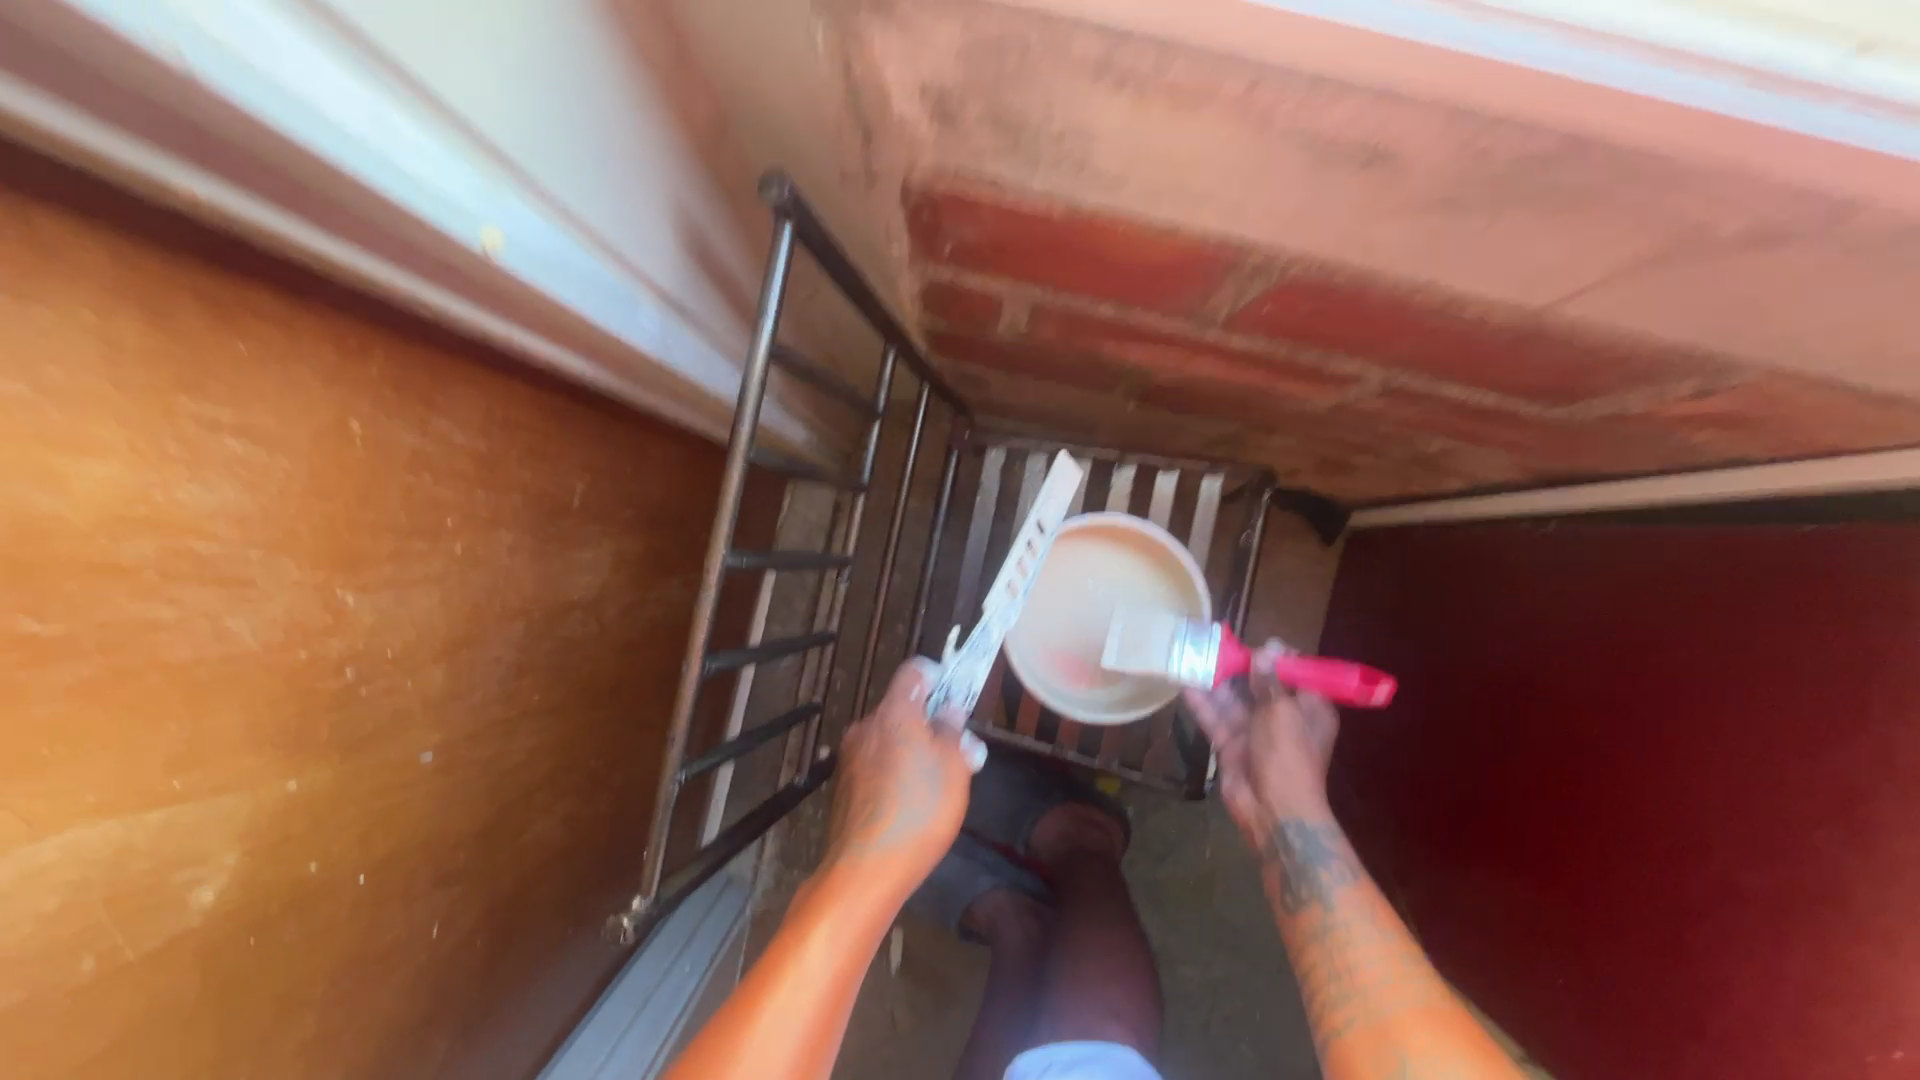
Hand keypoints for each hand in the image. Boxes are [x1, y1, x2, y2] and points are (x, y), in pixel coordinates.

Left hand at [819, 661, 972, 898]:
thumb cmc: (920, 811)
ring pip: (888, 740)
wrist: (866, 869)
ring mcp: (849, 757)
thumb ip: (953, 732)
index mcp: (894, 712)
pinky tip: (908, 805)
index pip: (914, 671)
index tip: (954, 699)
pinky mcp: (842, 786)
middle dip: (929, 724)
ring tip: (936, 787)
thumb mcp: (954, 768)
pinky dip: (893, 773)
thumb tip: (950, 710)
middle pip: (901, 709)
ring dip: (912, 751)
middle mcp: (866, 726)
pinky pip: (875, 765)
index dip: (937, 677)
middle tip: (957, 755)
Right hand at [1185, 641, 1341, 834]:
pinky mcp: (1231, 745)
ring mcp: (1255, 731)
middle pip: (1259, 685)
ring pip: (1233, 700)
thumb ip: (1270, 680)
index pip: (1294, 675)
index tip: (1256, 646)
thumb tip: (1268, 648)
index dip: (1276, 659)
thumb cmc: (1288, 756)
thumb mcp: (1283, 712)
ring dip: (1216, 682)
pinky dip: (1203, 703)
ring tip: (1195, 657)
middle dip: (1239, 667)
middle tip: (1216, 646)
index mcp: (1308, 709)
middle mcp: (1283, 717)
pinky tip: (1186, 684)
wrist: (1273, 810)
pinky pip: (1216, 719)